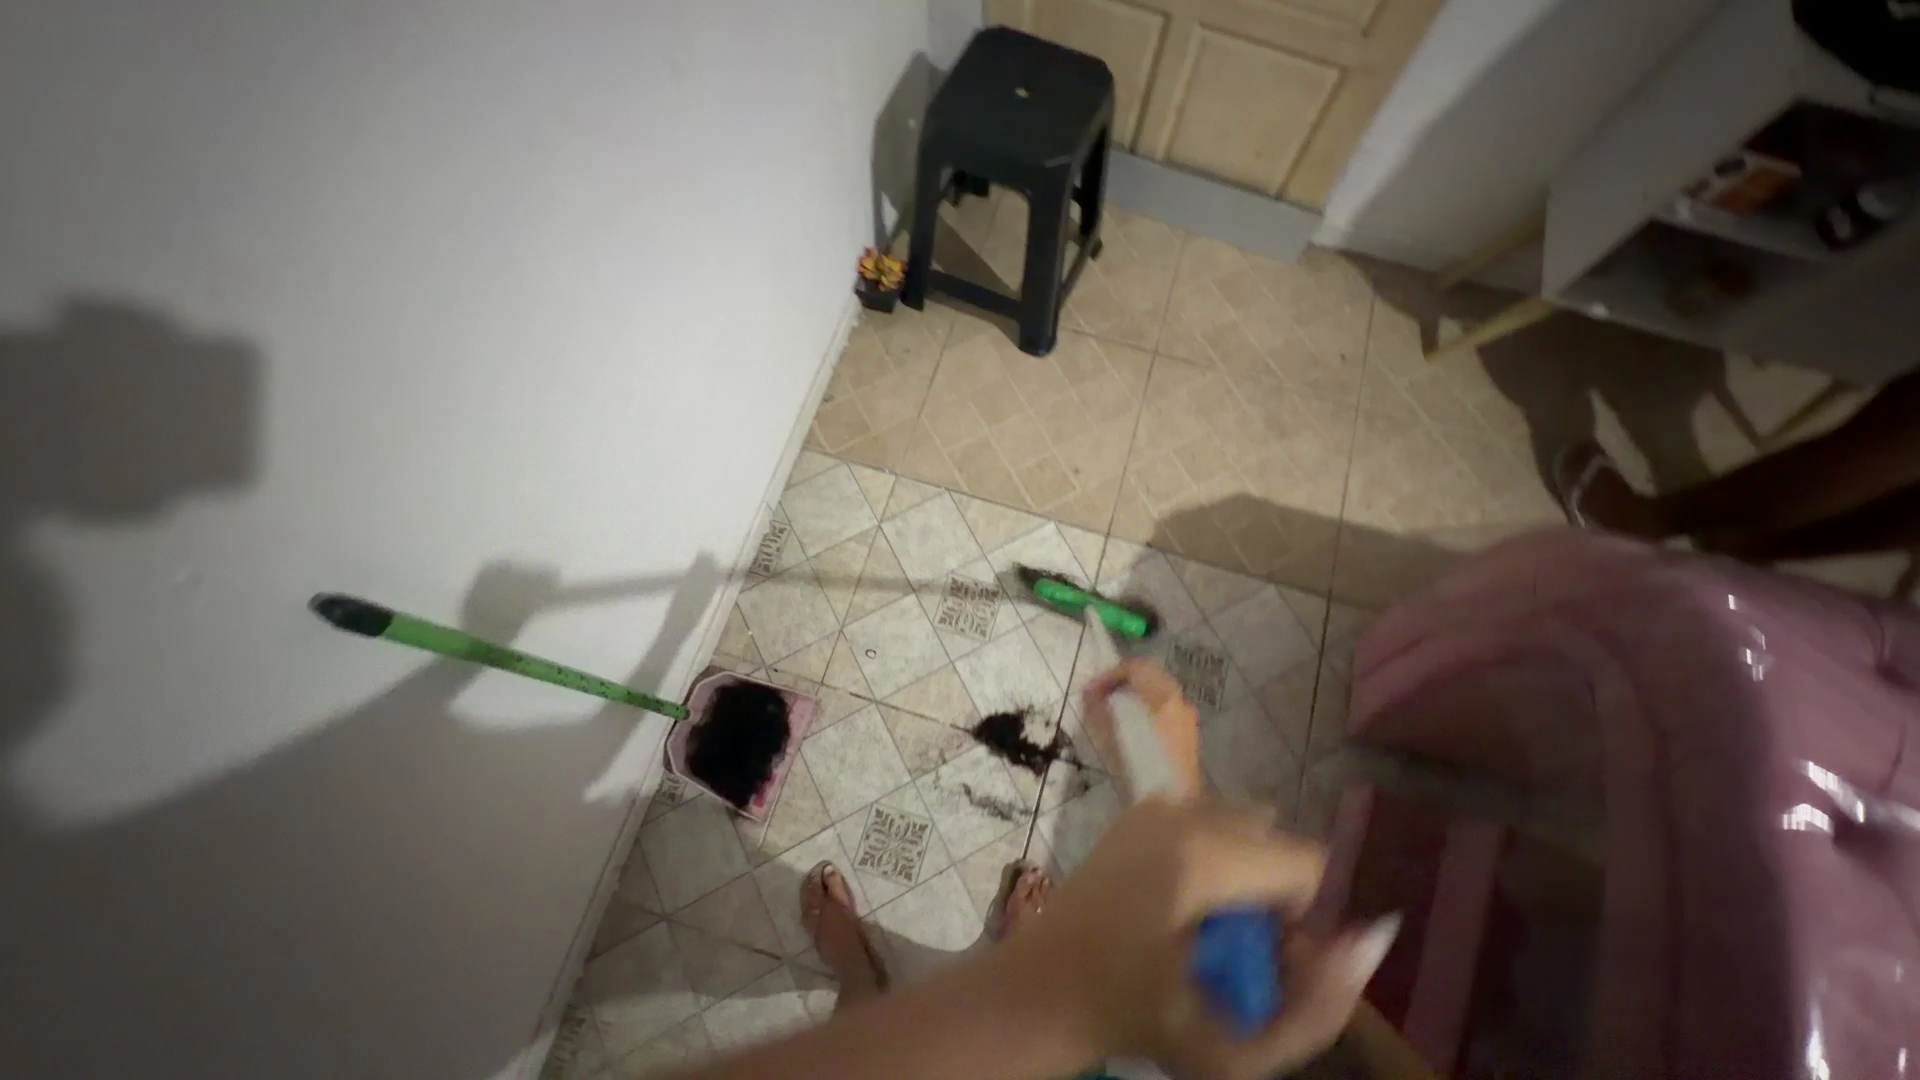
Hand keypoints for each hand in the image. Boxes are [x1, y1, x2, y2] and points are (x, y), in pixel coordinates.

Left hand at [1011, 800, 1398, 1079]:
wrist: (1044, 990)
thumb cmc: (1136, 1021)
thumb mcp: (1236, 1050)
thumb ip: (1320, 1006)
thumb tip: (1373, 937)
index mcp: (1202, 856)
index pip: (1307, 862)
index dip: (1304, 921)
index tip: (1269, 963)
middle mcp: (1180, 812)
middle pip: (1274, 840)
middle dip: (1276, 894)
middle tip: (1237, 953)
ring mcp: (1152, 806)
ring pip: (1241, 825)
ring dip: (1246, 873)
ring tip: (1206, 930)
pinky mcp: (1135, 813)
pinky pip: (1206, 821)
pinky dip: (1215, 856)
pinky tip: (1179, 906)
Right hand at [1081, 658, 1203, 799]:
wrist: (1174, 806)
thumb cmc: (1141, 770)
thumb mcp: (1112, 739)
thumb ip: (1098, 710)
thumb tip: (1089, 694)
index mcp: (1162, 697)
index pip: (1135, 668)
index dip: (1109, 675)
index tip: (1091, 691)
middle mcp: (1178, 700)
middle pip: (1150, 673)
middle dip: (1123, 679)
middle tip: (1101, 693)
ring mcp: (1187, 716)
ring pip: (1160, 688)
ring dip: (1136, 691)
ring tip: (1113, 708)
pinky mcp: (1188, 733)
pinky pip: (1166, 704)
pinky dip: (1147, 704)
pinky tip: (1132, 724)